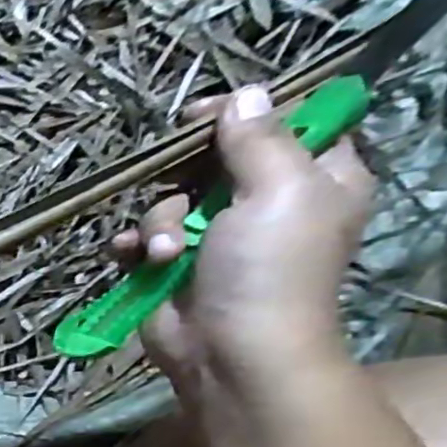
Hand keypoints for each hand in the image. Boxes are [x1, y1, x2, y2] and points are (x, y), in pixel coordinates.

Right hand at [111, 85, 375, 388]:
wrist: (227, 351)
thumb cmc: (268, 268)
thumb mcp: (278, 190)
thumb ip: (260, 139)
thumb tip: (244, 95)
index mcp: (313, 177)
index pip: (287, 121)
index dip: (246, 113)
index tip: (204, 114)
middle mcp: (262, 202)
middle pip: (214, 159)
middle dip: (185, 173)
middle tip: (174, 180)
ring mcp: (212, 237)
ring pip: (171, 200)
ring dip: (158, 221)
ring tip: (162, 252)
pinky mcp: (169, 266)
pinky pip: (142, 238)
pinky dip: (133, 245)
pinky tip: (133, 256)